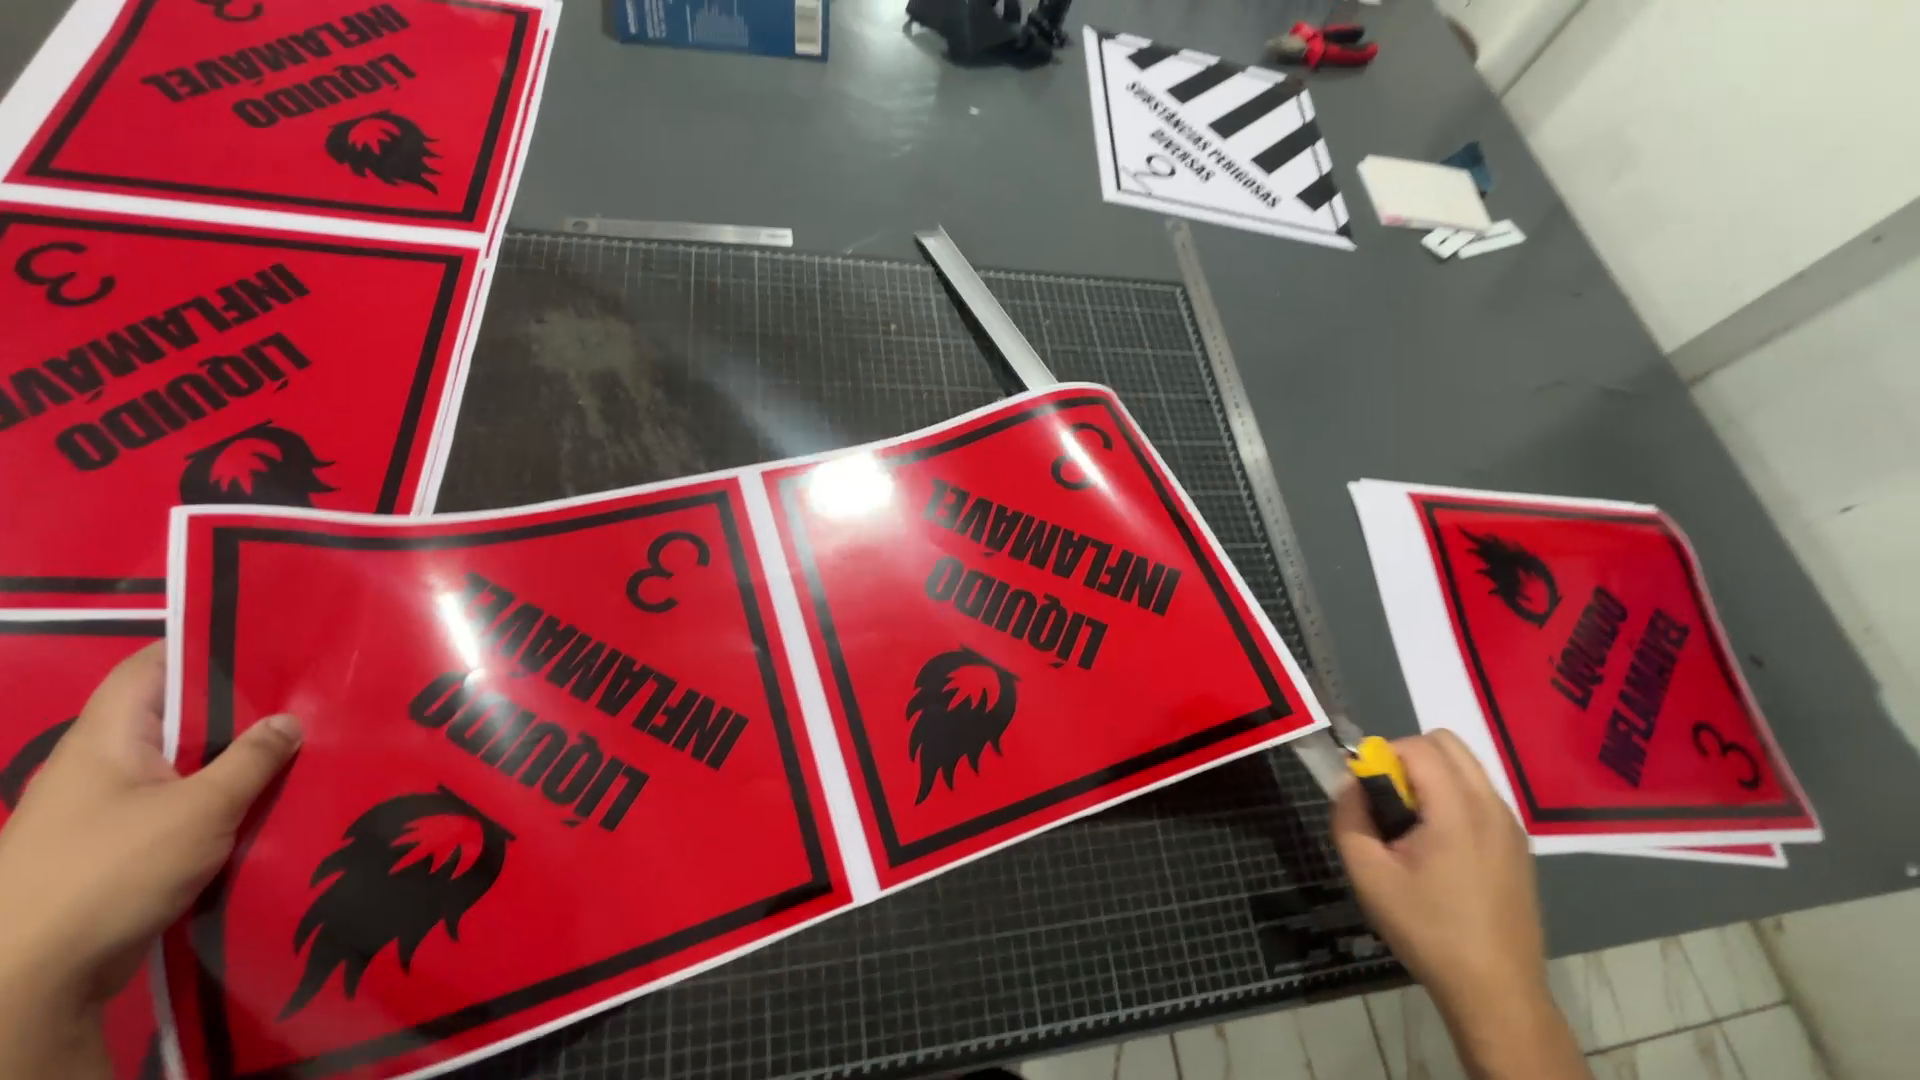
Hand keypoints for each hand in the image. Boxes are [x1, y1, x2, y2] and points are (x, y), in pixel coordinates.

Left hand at [0, 643, 300, 1077]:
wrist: (31, 977)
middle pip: (174, 715)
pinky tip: (267, 799)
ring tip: (300, 742)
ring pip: (181, 762)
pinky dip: (221, 796)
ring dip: (233, 756)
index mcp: (106, 738)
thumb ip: (252, 758)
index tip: (270, 640)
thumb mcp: (201, 808)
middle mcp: (100, 764)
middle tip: (306, 692)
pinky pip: (178, 803)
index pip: (151, 667)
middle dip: (238, 704)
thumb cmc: (111, 872)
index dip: (205, 646)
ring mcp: (105, 807)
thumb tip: (289, 719)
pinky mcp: (118, 846)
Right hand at [1333, 731, 1584, 1079]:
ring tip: (1411, 827)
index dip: (1382, 756)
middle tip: (1388, 802)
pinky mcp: (1517, 844)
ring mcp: (1511, 825)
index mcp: (1457, 810)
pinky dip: (1452, 798)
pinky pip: (1479, 794)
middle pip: (1447, 743)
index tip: (1367, 794)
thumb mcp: (1368, 875)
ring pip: (1465, 767)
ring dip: (1431, 777)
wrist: (1495, 988)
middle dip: (1408, 758)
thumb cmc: (1427, 929)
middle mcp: (1492, 806)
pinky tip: (1438, 848)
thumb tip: (1350, 784)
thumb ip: (1350, 818)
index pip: (1417, 746)